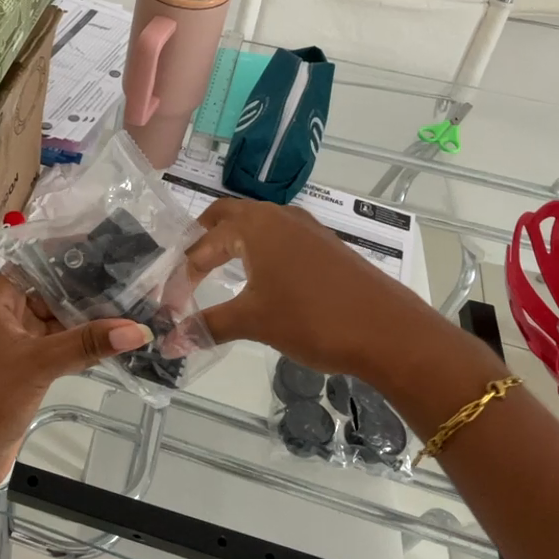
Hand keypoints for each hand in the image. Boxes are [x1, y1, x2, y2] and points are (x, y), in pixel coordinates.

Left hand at [0, 274, 149, 495]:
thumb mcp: (40, 363)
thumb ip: (88, 343)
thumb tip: (138, 329)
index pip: (34, 262)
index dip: (67, 252)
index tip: (108, 243)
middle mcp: (4, 314)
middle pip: (49, 290)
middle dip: (86, 286)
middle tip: (133, 275)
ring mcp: (15, 341)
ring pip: (57, 319)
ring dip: (88, 316)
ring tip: (133, 301)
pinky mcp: (26, 365)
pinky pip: (59, 343)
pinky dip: (82, 342)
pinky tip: (115, 338)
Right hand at [183, 197, 456, 381]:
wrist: (390, 331)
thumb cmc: (312, 319)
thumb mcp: (253, 322)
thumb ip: (207, 327)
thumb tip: (169, 342)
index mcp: (253, 227)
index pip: (200, 247)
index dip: (180, 279)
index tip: (171, 310)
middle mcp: (277, 217)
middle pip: (226, 216)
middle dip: (201, 239)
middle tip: (186, 268)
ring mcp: (307, 229)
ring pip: (256, 224)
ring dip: (233, 241)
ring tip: (218, 269)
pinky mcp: (327, 246)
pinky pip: (280, 237)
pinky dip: (260, 250)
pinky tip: (263, 279)